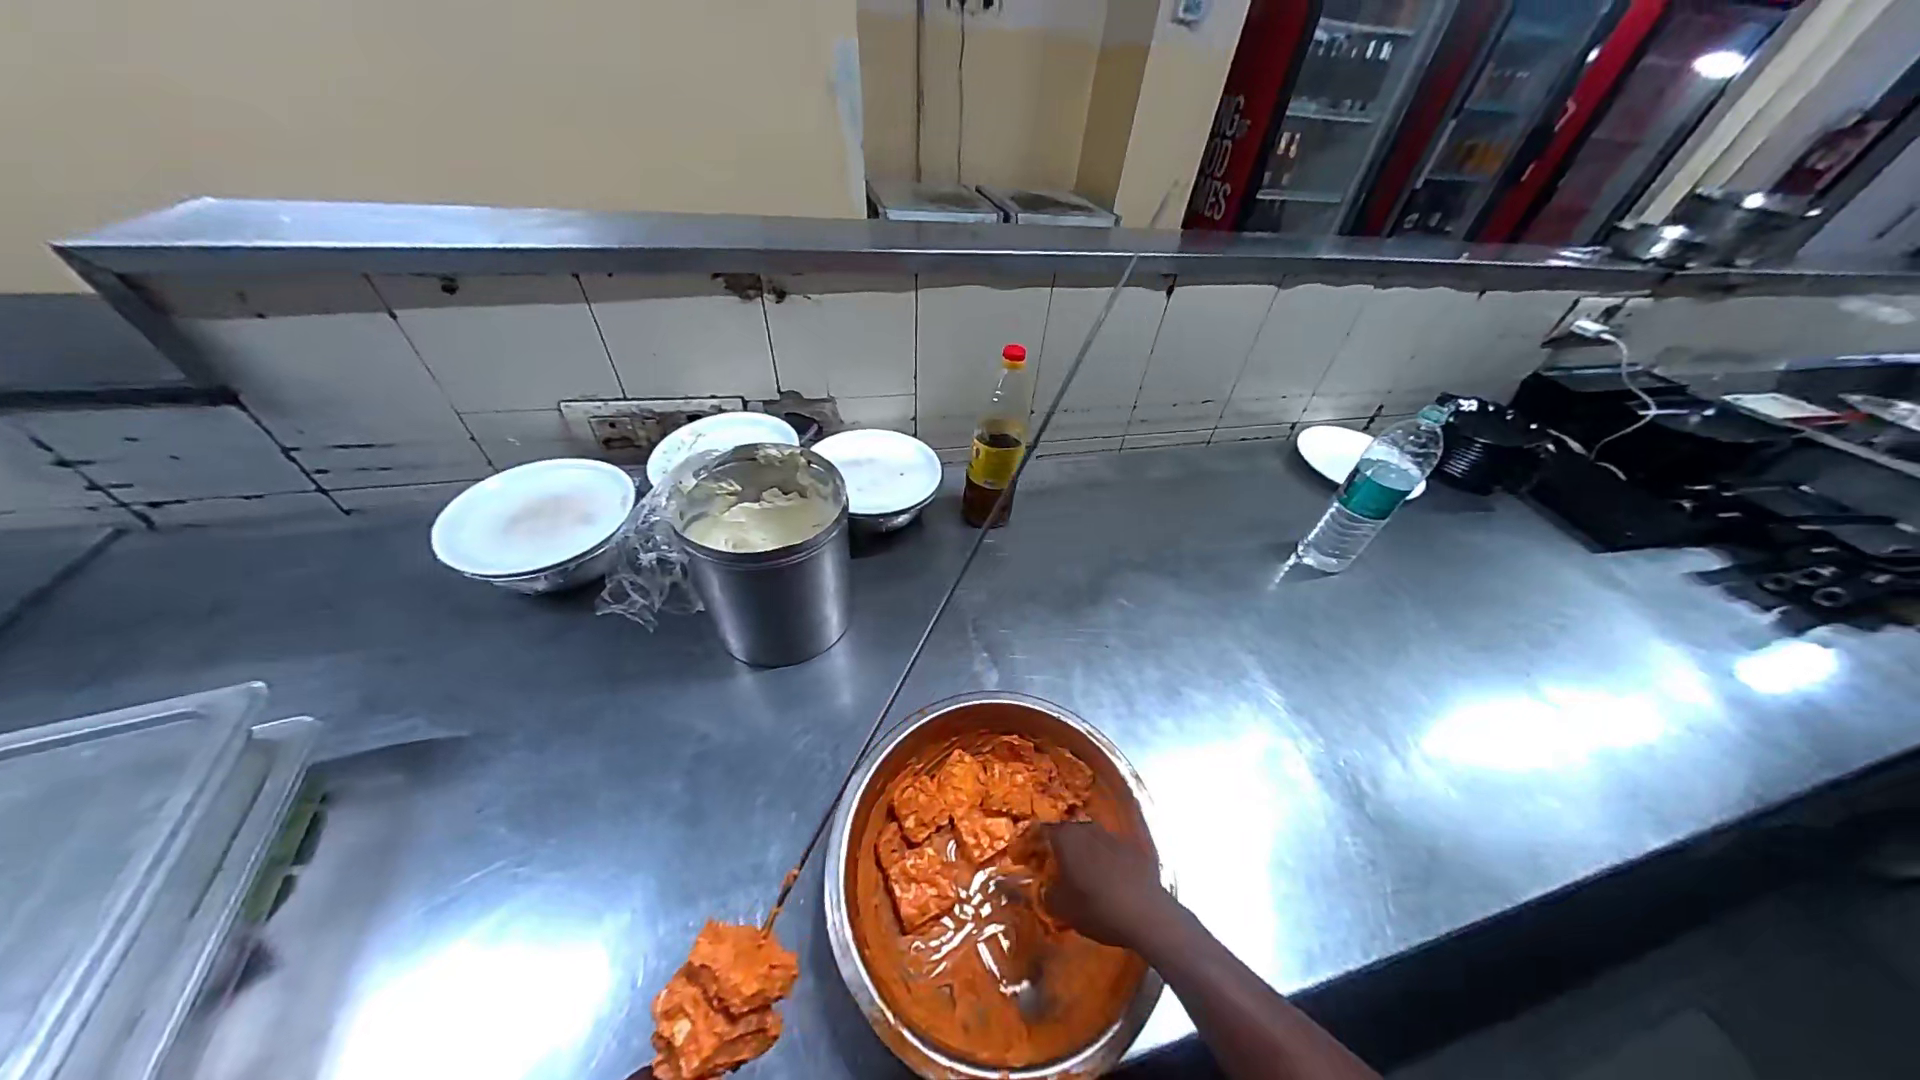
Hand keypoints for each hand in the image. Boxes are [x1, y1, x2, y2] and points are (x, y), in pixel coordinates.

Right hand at [1033, 822, 1179, 951]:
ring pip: (1090, 839)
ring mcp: (1112, 837)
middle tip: (1055, 866)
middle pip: (1068, 832)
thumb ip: (1046, 893)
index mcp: (1067, 837)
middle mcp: (1088, 829)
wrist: (1147, 914)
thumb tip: (1042, 887)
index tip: (1030, 856)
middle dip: (1060, 846)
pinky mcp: (1133, 849)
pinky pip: (1110, 850)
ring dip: (1083, 852)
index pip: (1043, 829)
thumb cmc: (1098, 907)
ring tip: (1081, 874)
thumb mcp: (1062, 908)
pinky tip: (1107, 879)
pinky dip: (1104, 860)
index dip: (1035, 842)